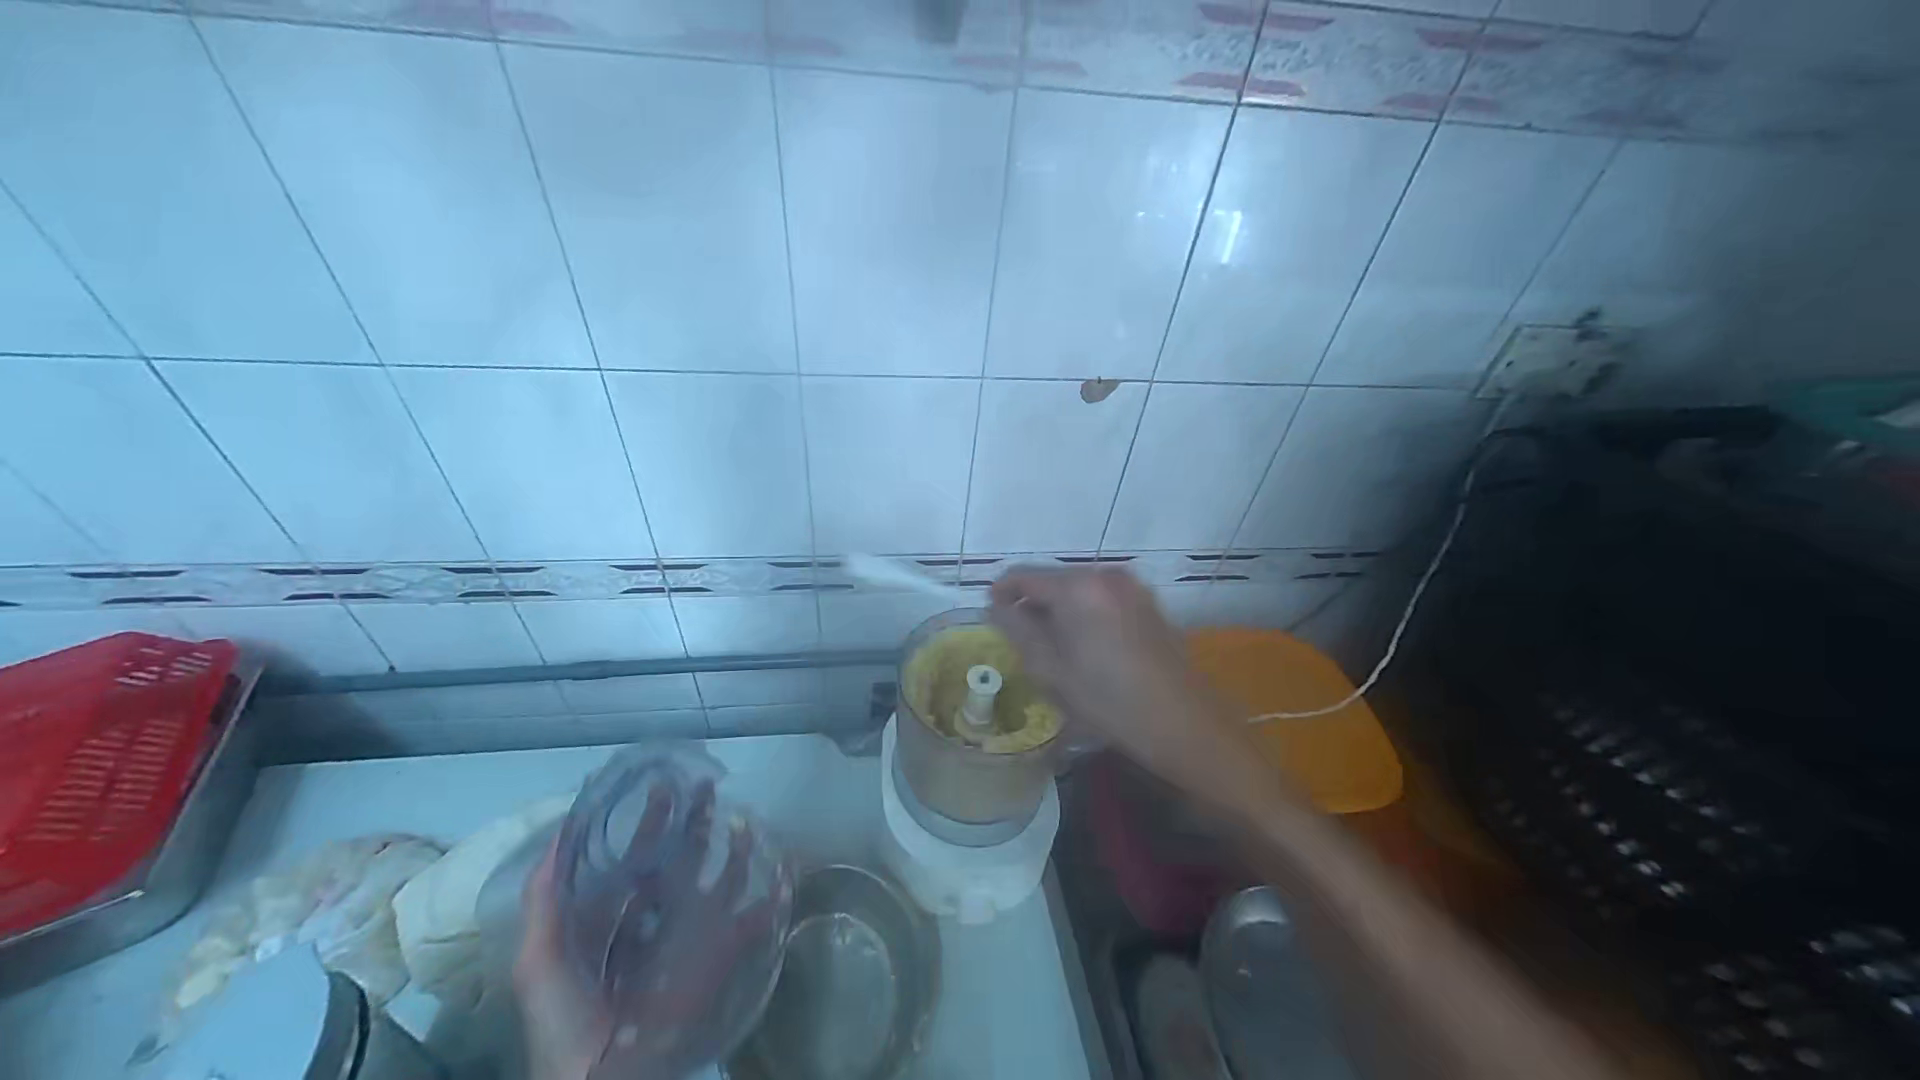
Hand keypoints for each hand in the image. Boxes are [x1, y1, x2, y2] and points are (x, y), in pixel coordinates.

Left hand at [514, 781, 786, 1079]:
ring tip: (744, 818)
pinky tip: (784, 869)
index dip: (650, 822)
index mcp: (619, 913)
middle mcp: (659, 915)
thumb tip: (561, 833)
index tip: (664, 786)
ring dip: (736, 850)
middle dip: (695, 822)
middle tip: (707, 787)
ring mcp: (692, 934)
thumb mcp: (539, 959)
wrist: (605, 1077)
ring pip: (722, 879)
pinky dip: (774, 896)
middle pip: (682, 858)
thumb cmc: (568, 1019)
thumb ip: (544, 898)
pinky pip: (754, 920)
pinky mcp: (720, 955)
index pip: (637, 856)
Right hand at [990, 566, 1274, 808]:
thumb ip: (1017, 630)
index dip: (1000, 593)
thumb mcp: (1050, 670)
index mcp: (1078, 588)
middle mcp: (1106, 575)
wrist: (1184, 724)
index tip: (991, 617)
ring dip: (1059, 609)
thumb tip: (997, 606)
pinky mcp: (1148, 603)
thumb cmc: (1109, 702)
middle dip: (1032, 603)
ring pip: (1078, 589)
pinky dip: (1085, 613)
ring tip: (1054, 649)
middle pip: (1052, 579)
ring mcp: (1132, 587)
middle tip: (1022, 641)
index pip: (1022, 575)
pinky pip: (1102, 598)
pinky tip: (1088, 648)